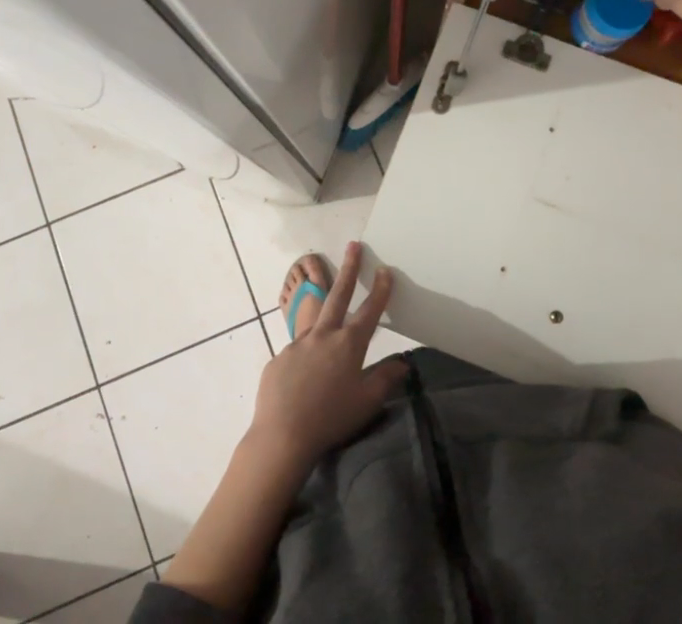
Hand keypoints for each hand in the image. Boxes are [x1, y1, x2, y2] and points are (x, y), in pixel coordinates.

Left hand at [250, 243, 407, 466]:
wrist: (282, 435)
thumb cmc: (332, 418)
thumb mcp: (367, 401)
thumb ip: (386, 379)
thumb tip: (403, 363)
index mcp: (348, 345)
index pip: (369, 311)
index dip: (381, 291)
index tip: (386, 269)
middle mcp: (322, 336)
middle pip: (338, 296)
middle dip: (349, 270)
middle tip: (354, 245)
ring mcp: (296, 345)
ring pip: (315, 330)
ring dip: (324, 332)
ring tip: (327, 366)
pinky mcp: (278, 359)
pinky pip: (297, 356)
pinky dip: (304, 365)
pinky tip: (304, 387)